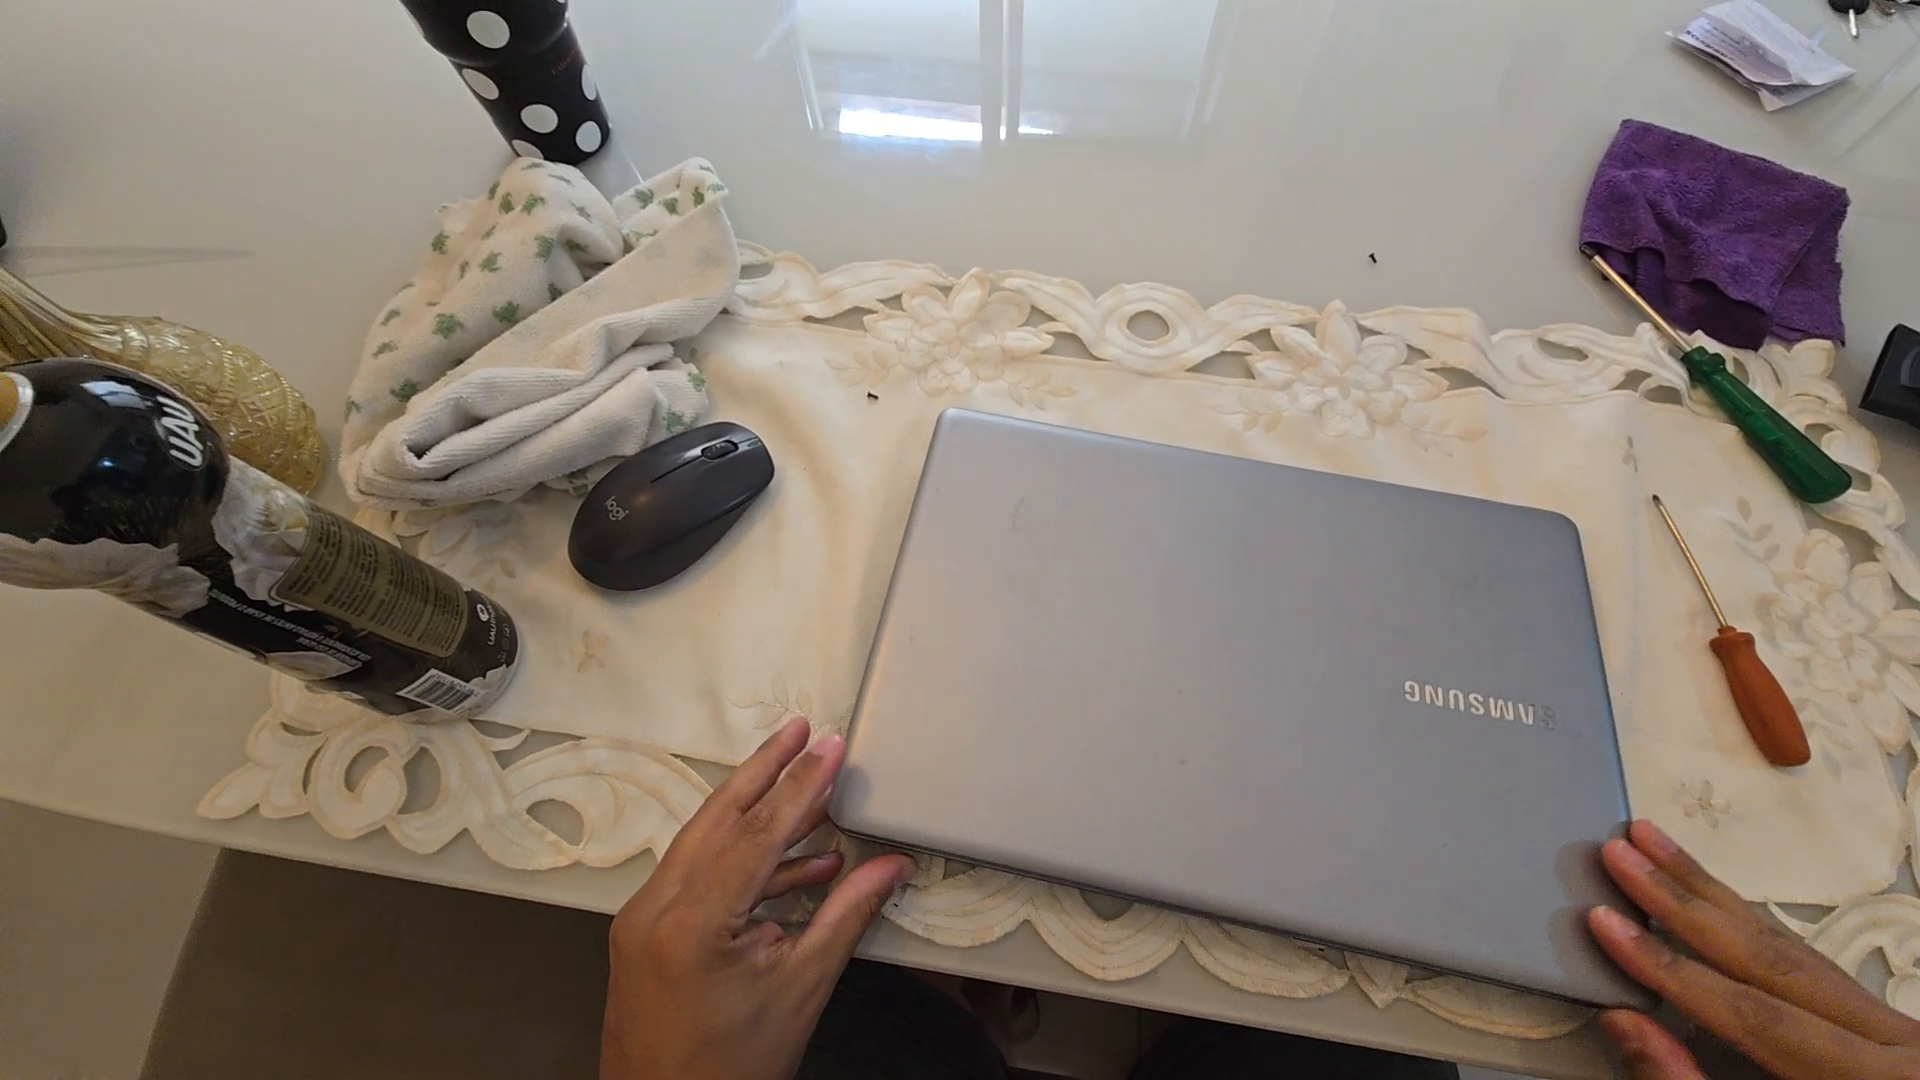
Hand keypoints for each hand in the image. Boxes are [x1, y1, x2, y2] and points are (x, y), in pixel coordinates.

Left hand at [600, 717, 917, 1079]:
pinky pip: (701, 871)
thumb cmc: (734, 1067)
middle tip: (801, 729)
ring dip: (757, 807)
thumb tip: (894, 864)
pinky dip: (747, 856)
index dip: (802, 784)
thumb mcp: (802, 986)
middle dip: (765, 768)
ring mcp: (645, 914)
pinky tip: (798, 856)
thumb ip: (848, 913)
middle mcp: (656, 906)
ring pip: (707, 837)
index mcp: (692, 923)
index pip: (757, 832)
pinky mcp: (649, 926)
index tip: (832, 744)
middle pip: (720, 816)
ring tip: (806, 779)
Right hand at [1588, 820, 1919, 1077]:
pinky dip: (1738, 913)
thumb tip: (1623, 1021)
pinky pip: (1799, 954)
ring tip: (1646, 836)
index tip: (1600, 919)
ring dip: (1702, 886)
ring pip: (1784, 943)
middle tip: (1616, 849)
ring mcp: (1897, 1030)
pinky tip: (1700, 886)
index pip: (1753, 1014)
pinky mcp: (1882, 1022)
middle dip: (1680, 899)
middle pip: (1769, 960)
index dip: (1669, 967)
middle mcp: (1901, 1048)